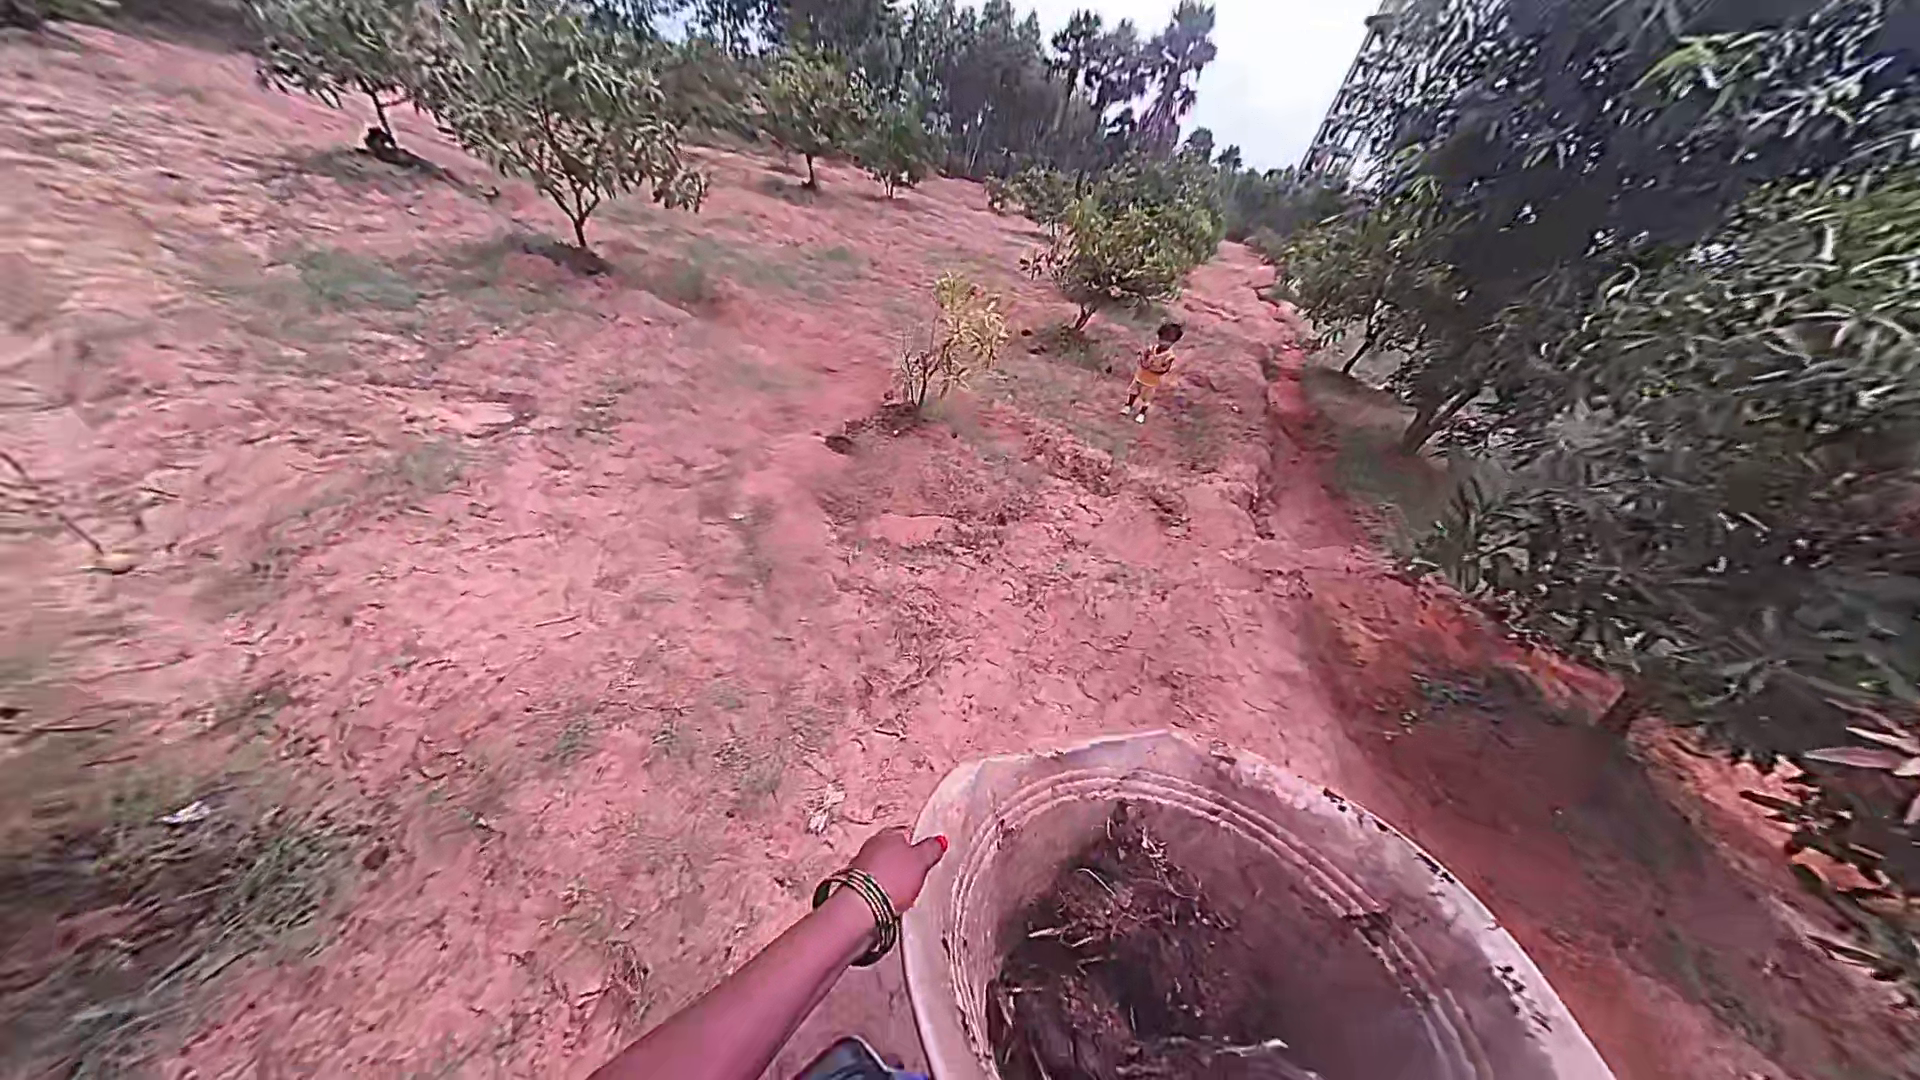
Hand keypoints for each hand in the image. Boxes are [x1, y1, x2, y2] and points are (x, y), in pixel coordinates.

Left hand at [849, 827, 946, 911]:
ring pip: (882, 870)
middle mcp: (872, 846)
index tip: (926, 856)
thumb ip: (931, 849)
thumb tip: (939, 840)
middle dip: (903, 864)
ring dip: (891, 880)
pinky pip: (873, 887)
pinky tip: (889, 903)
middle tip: (916, 877)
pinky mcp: (855, 888)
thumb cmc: (890, 880)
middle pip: (893, 852)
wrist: (862, 908)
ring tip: (903, 895)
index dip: (919, 846)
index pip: (908, 834)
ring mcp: (861, 867)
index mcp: (889, 833)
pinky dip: (881, 893)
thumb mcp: (921, 862)